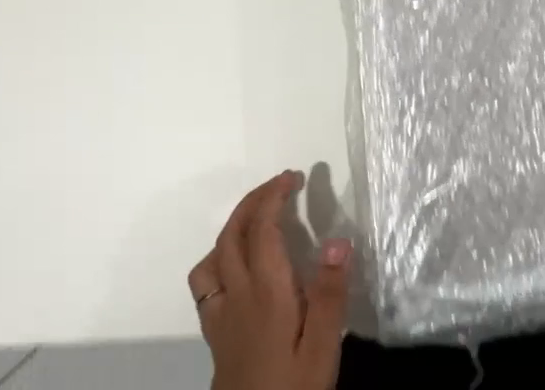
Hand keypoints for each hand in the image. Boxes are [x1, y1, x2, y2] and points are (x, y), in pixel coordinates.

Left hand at [190, 172, 352, 389]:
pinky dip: (221, 256)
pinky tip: (241, 265)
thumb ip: (330, 294)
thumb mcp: (323, 347)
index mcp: (267, 293)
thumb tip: (337, 240)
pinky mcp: (215, 333)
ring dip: (233, 226)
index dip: (274, 196)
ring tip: (261, 218)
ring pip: (212, 256)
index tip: (295, 176)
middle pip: (232, 234)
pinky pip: (206, 281)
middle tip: (283, 184)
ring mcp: (221, 315)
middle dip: (254, 201)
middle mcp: (237, 296)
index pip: (262, 229)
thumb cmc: (294, 389)